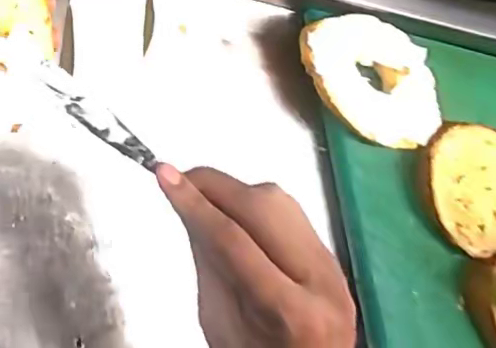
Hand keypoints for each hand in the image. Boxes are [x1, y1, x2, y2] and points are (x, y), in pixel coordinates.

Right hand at [156, 164, 356, 347]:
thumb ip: (207, 259)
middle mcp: (323, 283)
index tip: (163, 173)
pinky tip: (234, 216)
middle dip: (213, 187)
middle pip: (260, 207)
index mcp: (293, 313)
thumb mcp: (217, 323)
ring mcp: (332, 267)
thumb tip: (189, 203)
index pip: (233, 239)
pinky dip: (253, 204)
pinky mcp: (330, 255)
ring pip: (274, 199)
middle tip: (179, 183)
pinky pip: (285, 210)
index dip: (194, 202)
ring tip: (206, 205)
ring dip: (233, 193)